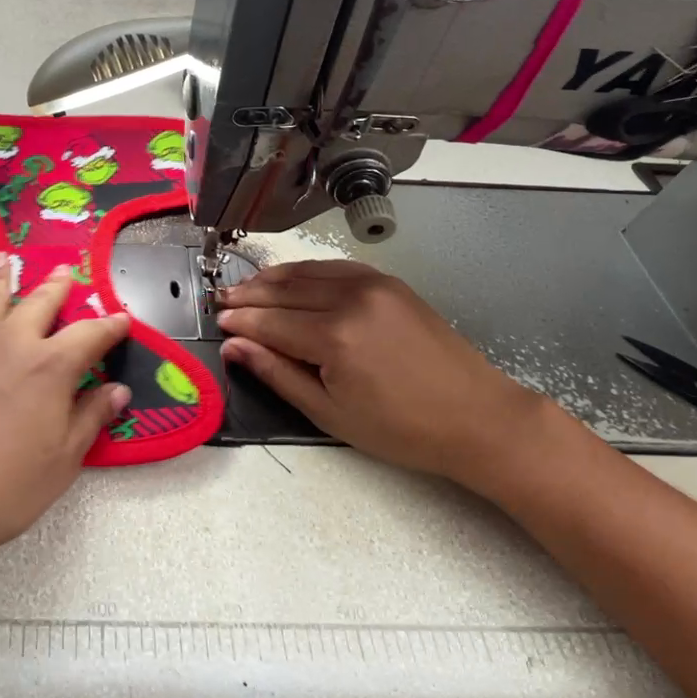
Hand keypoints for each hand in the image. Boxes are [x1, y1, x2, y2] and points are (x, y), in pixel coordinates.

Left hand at [0, 253, 132, 562]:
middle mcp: (12, 341)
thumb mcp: (60, 463)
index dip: (110, 327)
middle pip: (40, 302)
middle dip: (58, 286)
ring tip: (6, 258)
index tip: (122, 319)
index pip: (90, 335)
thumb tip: (117, 391)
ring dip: (3, 275)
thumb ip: (89, 420)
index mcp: (51, 367)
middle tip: (67, 271)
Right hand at [218, 259, 545, 485]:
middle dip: (249, 296)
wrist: (478, 417)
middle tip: (221, 301)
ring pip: (307, 273)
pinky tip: (290, 280)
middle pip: (284, 291)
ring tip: (246, 288)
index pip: (271, 321)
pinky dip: (306, 272)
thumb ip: (277, 373)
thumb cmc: (402, 429)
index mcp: (335, 337)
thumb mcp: (330, 413)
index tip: (218, 323)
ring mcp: (373, 285)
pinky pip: (334, 268)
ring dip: (272, 279)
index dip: (241, 322)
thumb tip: (235, 346)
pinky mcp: (389, 282)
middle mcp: (350, 299)